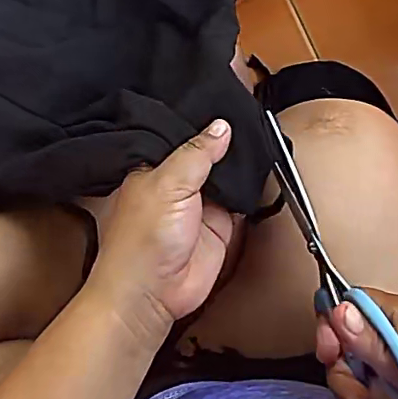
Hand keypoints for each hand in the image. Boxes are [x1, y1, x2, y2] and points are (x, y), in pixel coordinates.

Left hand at [84, 120, 236, 341]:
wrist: (153, 293)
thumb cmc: (139, 245)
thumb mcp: (167, 185)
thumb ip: (196, 154)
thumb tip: (219, 128)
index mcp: (154, 168)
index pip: (181, 136)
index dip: (200, 121)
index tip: (223, 104)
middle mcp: (177, 184)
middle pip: (207, 154)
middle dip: (225, 142)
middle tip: (246, 119)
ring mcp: (199, 204)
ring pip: (226, 176)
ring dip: (239, 166)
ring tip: (256, 142)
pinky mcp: (219, 224)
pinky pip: (240, 201)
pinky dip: (250, 192)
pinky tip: (258, 175)